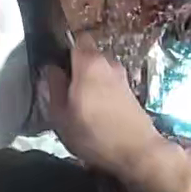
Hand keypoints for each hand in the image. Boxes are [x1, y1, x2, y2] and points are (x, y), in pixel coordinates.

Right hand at [42, 36, 175, 185]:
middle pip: (87, 56)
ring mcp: (122, 77)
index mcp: (89, 63)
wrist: (138, 152)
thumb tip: (52, 69)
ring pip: (99, 72)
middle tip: (64, 90)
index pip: (75, 39)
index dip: (63, 49)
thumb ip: (54, 87)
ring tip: (79, 105)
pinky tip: (96, 113)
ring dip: (89, 82)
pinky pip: (109, 84)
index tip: (55, 66)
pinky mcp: (131, 92)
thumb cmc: (94, 134)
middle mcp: (109, 63)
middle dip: (75, 68)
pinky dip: (101, 93)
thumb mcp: (61, 115)